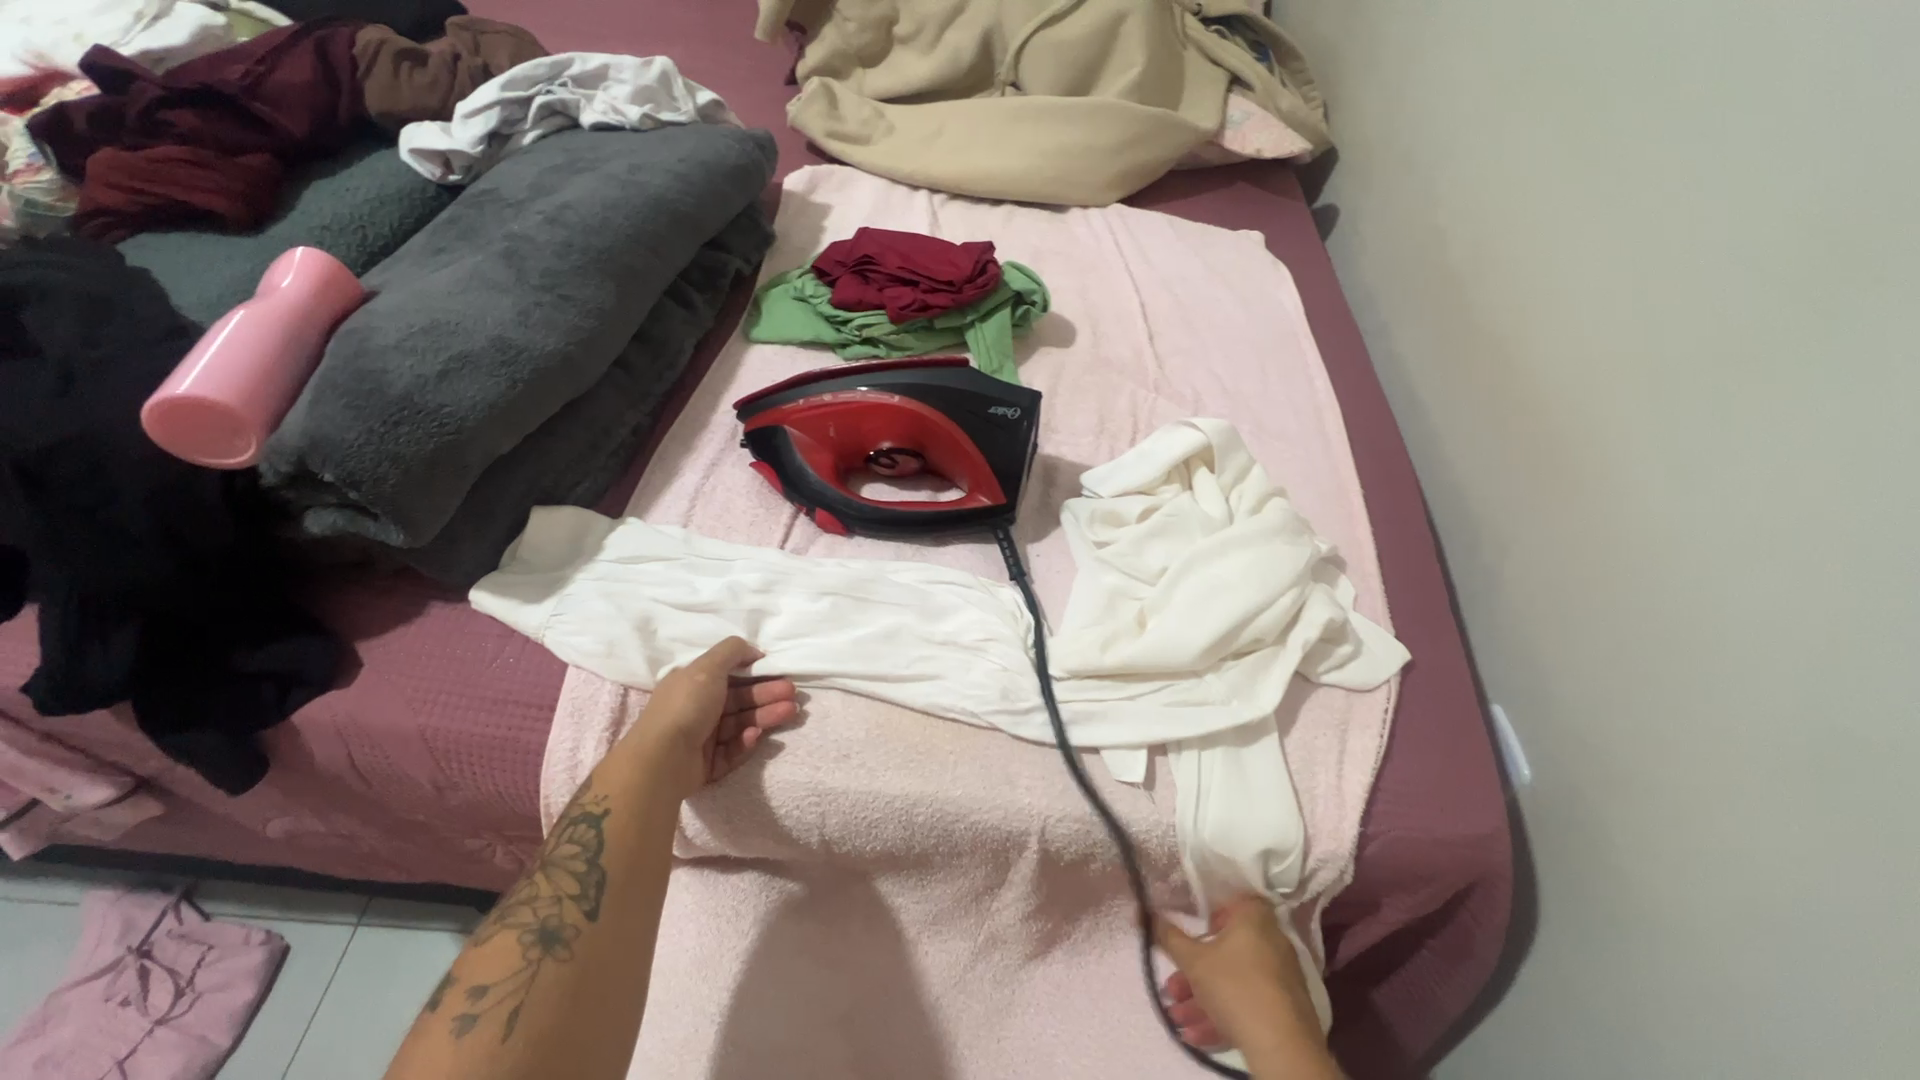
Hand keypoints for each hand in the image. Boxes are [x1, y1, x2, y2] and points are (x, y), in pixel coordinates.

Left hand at [623, 637, 798, 799]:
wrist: (662, 759)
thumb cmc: (685, 706)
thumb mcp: (707, 667)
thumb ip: (732, 651)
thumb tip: (755, 650)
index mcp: (694, 684)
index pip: (730, 676)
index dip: (757, 673)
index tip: (781, 673)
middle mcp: (698, 708)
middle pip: (740, 700)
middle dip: (768, 695)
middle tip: (793, 696)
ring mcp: (703, 738)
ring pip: (741, 724)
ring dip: (766, 716)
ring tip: (790, 712)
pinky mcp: (709, 764)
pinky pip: (733, 750)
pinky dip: (745, 742)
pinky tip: (753, 735)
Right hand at [1155, 896, 1334, 1074]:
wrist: (1281, 1045)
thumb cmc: (1234, 986)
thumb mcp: (1192, 961)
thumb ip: (1168, 936)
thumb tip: (1143, 912)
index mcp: (1255, 919)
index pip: (1234, 903)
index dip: (1212, 915)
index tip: (1194, 933)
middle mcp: (1273, 942)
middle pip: (1227, 950)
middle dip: (1194, 971)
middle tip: (1172, 988)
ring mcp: (1281, 977)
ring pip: (1233, 981)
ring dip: (1201, 998)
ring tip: (1177, 1018)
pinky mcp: (1284, 1009)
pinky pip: (1247, 1002)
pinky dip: (1222, 1014)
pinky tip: (1196, 1034)